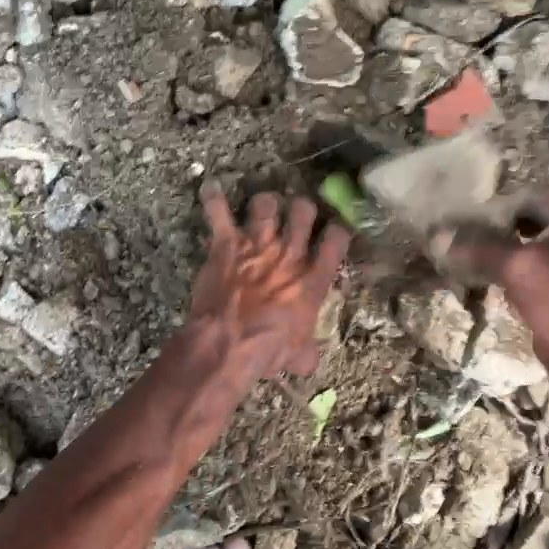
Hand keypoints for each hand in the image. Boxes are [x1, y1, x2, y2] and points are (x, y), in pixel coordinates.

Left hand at [186, 184, 351, 378]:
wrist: (227, 342)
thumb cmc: (266, 351)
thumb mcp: (298, 356)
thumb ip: (307, 351)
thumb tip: (308, 359)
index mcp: (312, 279)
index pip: (336, 240)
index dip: (337, 230)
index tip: (333, 231)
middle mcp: (288, 254)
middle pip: (303, 211)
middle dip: (301, 208)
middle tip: (296, 214)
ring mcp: (256, 245)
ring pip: (266, 204)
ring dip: (265, 202)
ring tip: (262, 207)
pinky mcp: (226, 244)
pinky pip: (219, 213)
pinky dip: (213, 199)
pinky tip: (211, 189)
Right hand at [434, 189, 548, 383]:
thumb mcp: (515, 270)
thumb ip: (478, 247)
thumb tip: (440, 234)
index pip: (533, 196)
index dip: (500, 205)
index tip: (470, 220)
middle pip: (537, 216)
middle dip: (503, 226)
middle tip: (471, 236)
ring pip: (540, 239)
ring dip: (510, 245)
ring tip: (479, 255)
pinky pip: (548, 260)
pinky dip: (524, 262)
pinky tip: (499, 275)